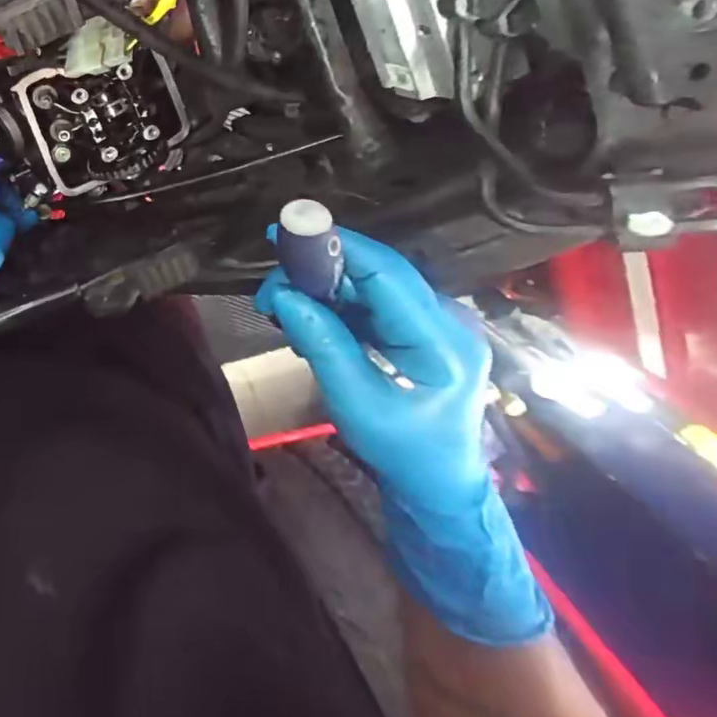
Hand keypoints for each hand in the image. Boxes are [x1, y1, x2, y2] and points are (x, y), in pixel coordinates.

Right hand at [254, 227, 490, 513]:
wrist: (438, 483)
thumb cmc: (401, 449)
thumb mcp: (356, 401)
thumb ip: (322, 343)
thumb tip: (283, 295)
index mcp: (440, 339)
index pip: (384, 272)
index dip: (335, 245)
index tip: (285, 233)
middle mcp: (445, 319)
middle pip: (376, 271)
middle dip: (318, 269)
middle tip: (271, 289)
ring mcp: (435, 322)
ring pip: (369, 283)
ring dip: (322, 287)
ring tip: (281, 307)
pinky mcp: (419, 328)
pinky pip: (371, 301)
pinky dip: (335, 303)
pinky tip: (308, 318)